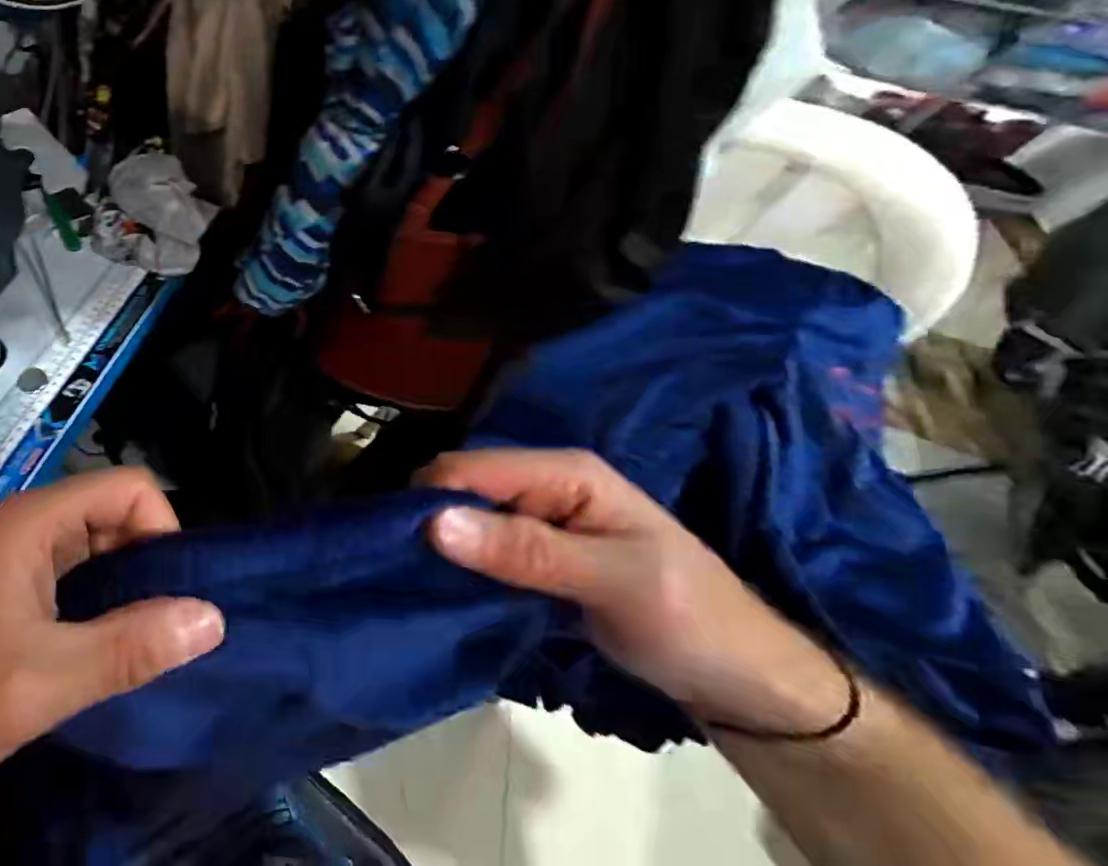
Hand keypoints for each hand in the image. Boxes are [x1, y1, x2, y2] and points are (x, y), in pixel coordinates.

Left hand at [0, 467, 224, 807]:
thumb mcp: (45, 679)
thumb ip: (130, 646)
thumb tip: (213, 617)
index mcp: (32, 522)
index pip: (127, 488)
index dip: (161, 530)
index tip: (176, 594)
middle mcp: (29, 526)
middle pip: (116, 512)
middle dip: (153, 559)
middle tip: (173, 625)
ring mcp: (20, 559)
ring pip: (101, 546)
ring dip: (133, 583)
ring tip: (154, 638)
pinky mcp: (17, 591)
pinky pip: (81, 577)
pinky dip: (110, 600)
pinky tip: (121, 643)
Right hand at [419, 448, 850, 733]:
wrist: (742, 681)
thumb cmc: (691, 622)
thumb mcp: (614, 583)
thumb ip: (525, 550)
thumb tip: (435, 523)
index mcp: (565, 471)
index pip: (470, 468)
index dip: (432, 500)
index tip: (405, 548)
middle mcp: (543, 484)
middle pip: (459, 486)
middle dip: (431, 522)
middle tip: (414, 570)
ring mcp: (537, 518)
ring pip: (463, 517)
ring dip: (442, 546)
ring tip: (423, 580)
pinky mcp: (532, 551)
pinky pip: (478, 545)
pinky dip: (460, 564)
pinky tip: (449, 586)